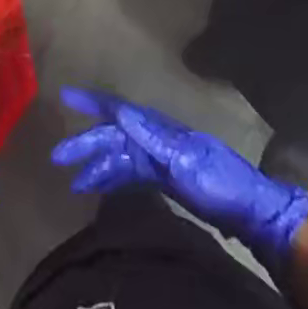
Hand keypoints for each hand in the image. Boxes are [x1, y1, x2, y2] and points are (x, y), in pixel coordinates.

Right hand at [52, 88, 307, 260]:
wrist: (250, 212)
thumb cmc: (219, 183)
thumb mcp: (184, 159)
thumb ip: (150, 136)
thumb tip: (120, 112)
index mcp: (159, 129)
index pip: (119, 110)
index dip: (92, 103)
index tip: (65, 96)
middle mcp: (156, 139)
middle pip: (114, 136)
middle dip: (86, 143)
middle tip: (57, 157)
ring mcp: (160, 159)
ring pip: (119, 157)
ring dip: (96, 167)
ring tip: (74, 184)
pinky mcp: (164, 179)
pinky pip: (130, 175)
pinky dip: (113, 180)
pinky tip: (99, 191)